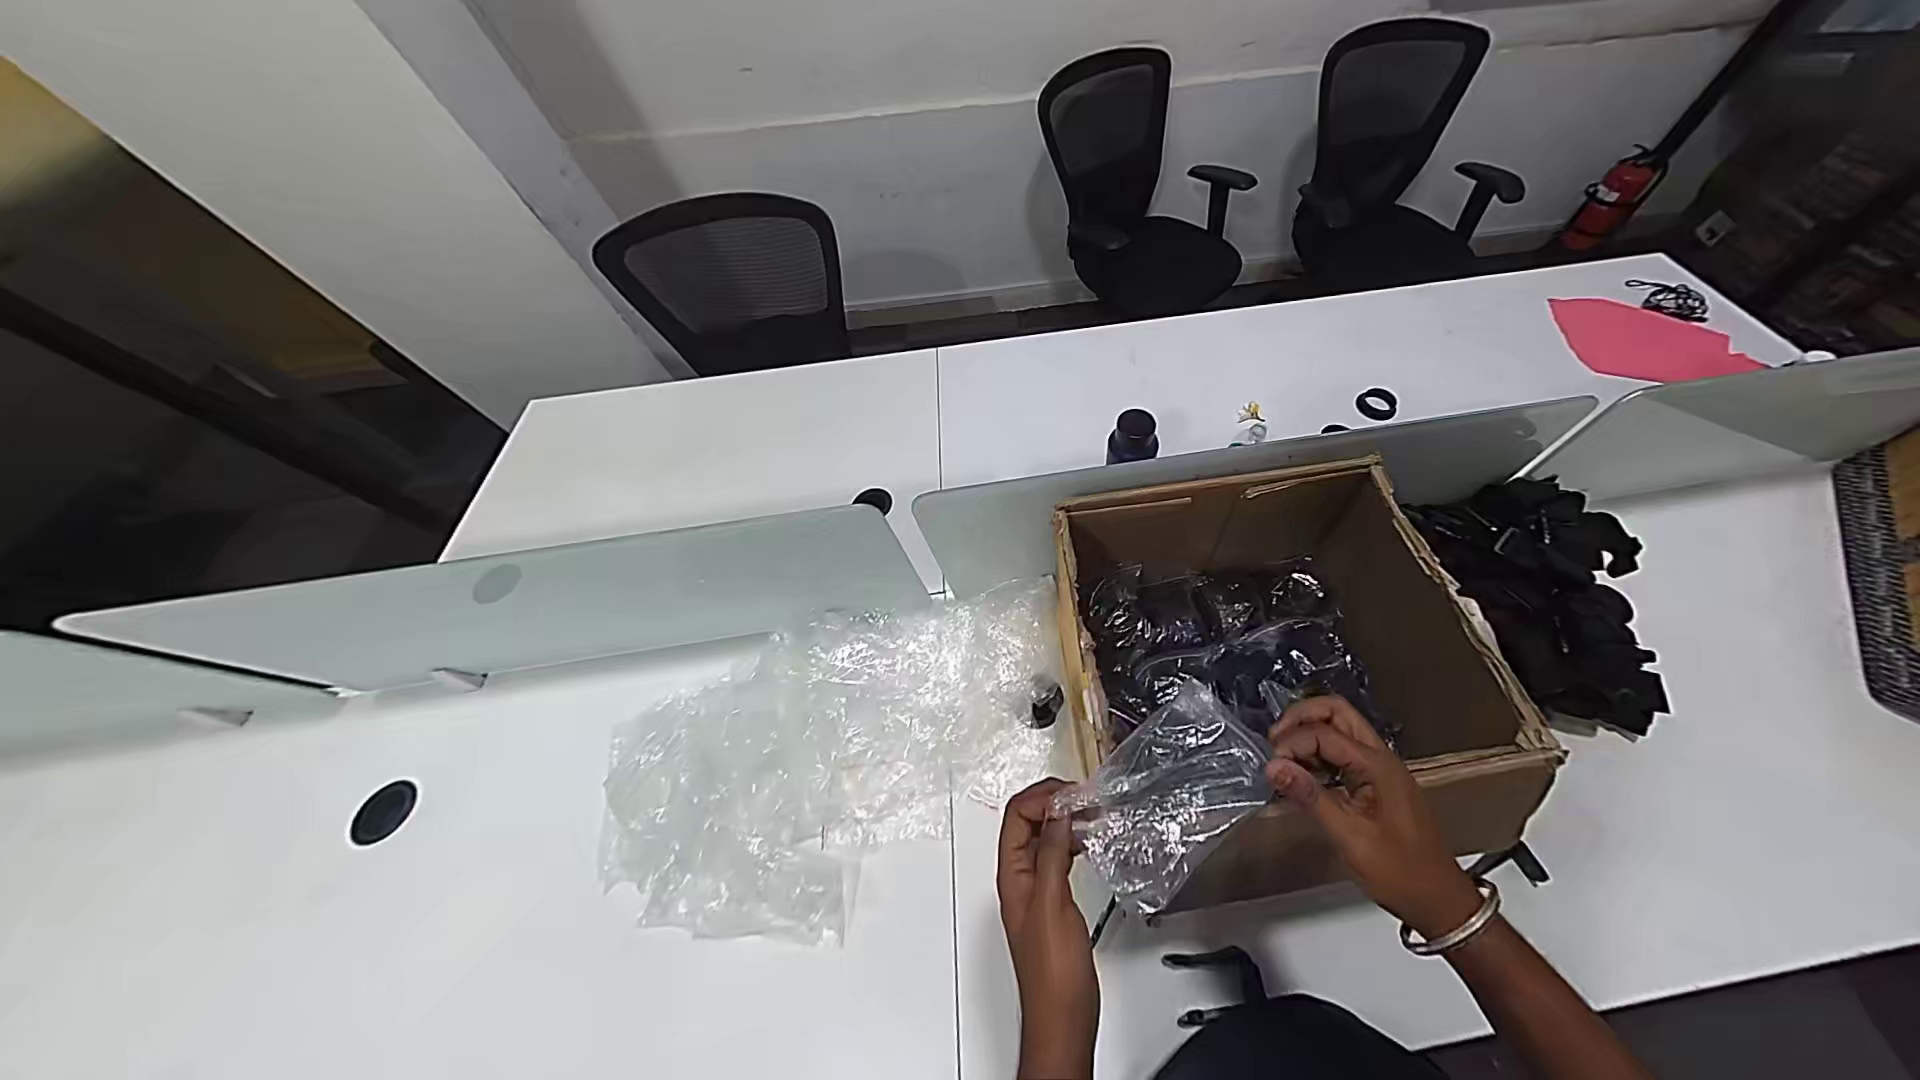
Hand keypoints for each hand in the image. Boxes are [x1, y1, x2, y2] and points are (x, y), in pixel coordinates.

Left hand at [997, 778, 1096, 1079]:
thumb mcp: (1053, 904)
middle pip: (1026, 820)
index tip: (1070, 794)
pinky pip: (1057, 854)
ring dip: (1062, 818)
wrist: (1063, 1018)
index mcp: (1012, 873)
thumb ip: (1053, 855)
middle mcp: (1020, 876)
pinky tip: (1087, 839)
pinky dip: (1071, 839)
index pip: (1016, 815)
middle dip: (1051, 800)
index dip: (1041, 797)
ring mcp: (1037, 887)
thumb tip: (1057, 815)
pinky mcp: (1053, 898)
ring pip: (1043, 835)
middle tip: (1081, 796)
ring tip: (1088, 811)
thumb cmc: (1053, 975)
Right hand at [1266, 697, 1481, 939]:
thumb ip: (1310, 797)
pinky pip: (1341, 748)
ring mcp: (1379, 767)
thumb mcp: (1350, 837)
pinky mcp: (1374, 780)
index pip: (1324, 734)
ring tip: (1284, 757)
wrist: (1440, 902)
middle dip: (1300, 717)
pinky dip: (1316, 750)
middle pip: (1336, 711)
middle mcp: (1380, 757)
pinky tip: (1302, 773)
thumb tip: (1272, 766)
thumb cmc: (1400, 873)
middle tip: (1275, 741)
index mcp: (1378, 766)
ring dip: (1307, 731)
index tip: (1273, 767)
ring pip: (1338, 725)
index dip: (1292, 743)